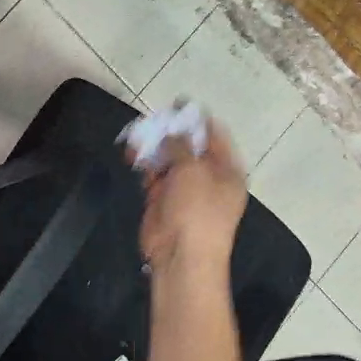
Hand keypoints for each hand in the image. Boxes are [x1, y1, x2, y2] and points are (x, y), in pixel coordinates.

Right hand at [132, 119, 246, 272]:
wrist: (180, 256)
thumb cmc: (196, 211)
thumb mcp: (193, 171)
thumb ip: (181, 146)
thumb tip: (172, 130)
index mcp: (227, 170)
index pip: (214, 135)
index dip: (196, 119)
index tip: (176, 104)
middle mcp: (209, 177)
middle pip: (189, 146)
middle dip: (170, 133)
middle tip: (151, 120)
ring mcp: (185, 189)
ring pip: (168, 159)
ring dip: (153, 148)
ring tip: (137, 136)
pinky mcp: (163, 199)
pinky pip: (154, 175)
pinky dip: (145, 166)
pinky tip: (133, 156)